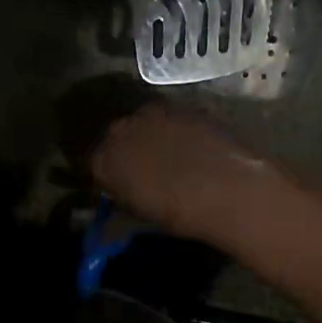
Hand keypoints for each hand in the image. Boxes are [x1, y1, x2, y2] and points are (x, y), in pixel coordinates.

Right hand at [89, 100, 285, 242]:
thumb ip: (121, 204)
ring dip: (152, 139)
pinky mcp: (184, 106)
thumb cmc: (177, 211)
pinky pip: (171, 121)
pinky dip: (176, 133)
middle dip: (127, 153)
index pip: (95, 165)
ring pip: (144, 126)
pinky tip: (193, 151)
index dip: (108, 178)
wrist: (226, 187)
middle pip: (117, 139)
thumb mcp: (141, 215)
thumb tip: (116, 205)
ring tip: (172, 162)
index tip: (121, 190)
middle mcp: (121, 128)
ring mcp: (154, 113)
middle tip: (145, 175)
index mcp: (103, 159)